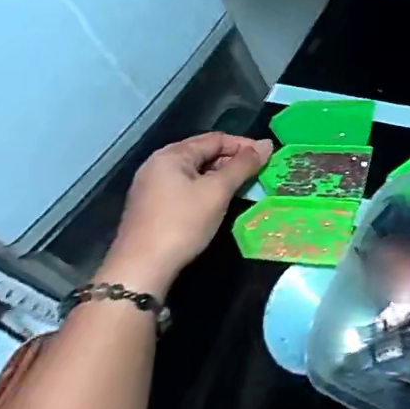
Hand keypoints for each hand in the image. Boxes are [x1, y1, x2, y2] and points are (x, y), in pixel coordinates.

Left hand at [96, 133, 271, 294]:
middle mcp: (158, 165)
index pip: (215, 139)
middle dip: (233, 161)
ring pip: (196, 172)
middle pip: (204, 153)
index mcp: (171, 155)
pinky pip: (186, 188)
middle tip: (259, 173)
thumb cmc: (182, 223)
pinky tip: (221, 202)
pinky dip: (207, 190)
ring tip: (245, 187)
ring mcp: (152, 187)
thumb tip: (267, 144)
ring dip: (222, 177)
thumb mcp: (217, 191)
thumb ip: (243, 166)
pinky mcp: (153, 206)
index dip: (244, 145)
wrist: (141, 269)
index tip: (268, 157)